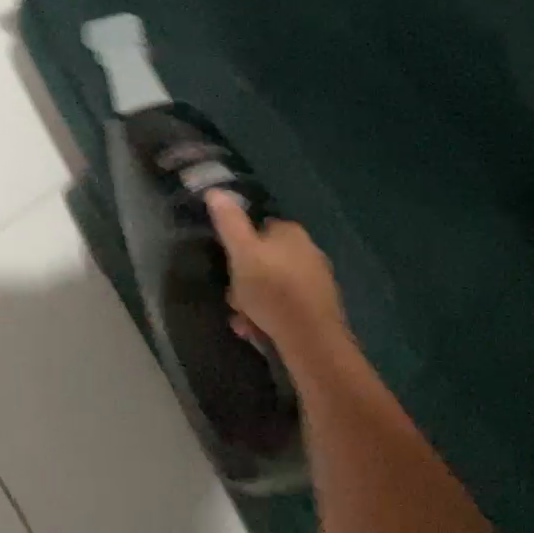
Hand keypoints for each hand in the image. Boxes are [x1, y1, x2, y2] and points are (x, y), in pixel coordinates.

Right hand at [205, 189, 349, 359]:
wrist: (312, 341)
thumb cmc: (273, 291)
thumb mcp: (243, 254)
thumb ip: (229, 223)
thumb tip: (215, 190)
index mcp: (291, 233)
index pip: (260, 229)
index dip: (240, 246)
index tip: (227, 265)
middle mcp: (308, 252)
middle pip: (266, 260)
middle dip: (245, 280)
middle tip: (233, 299)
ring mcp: (316, 282)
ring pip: (274, 286)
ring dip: (254, 302)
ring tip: (243, 322)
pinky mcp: (319, 311)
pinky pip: (286, 308)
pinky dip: (270, 317)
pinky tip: (258, 332)